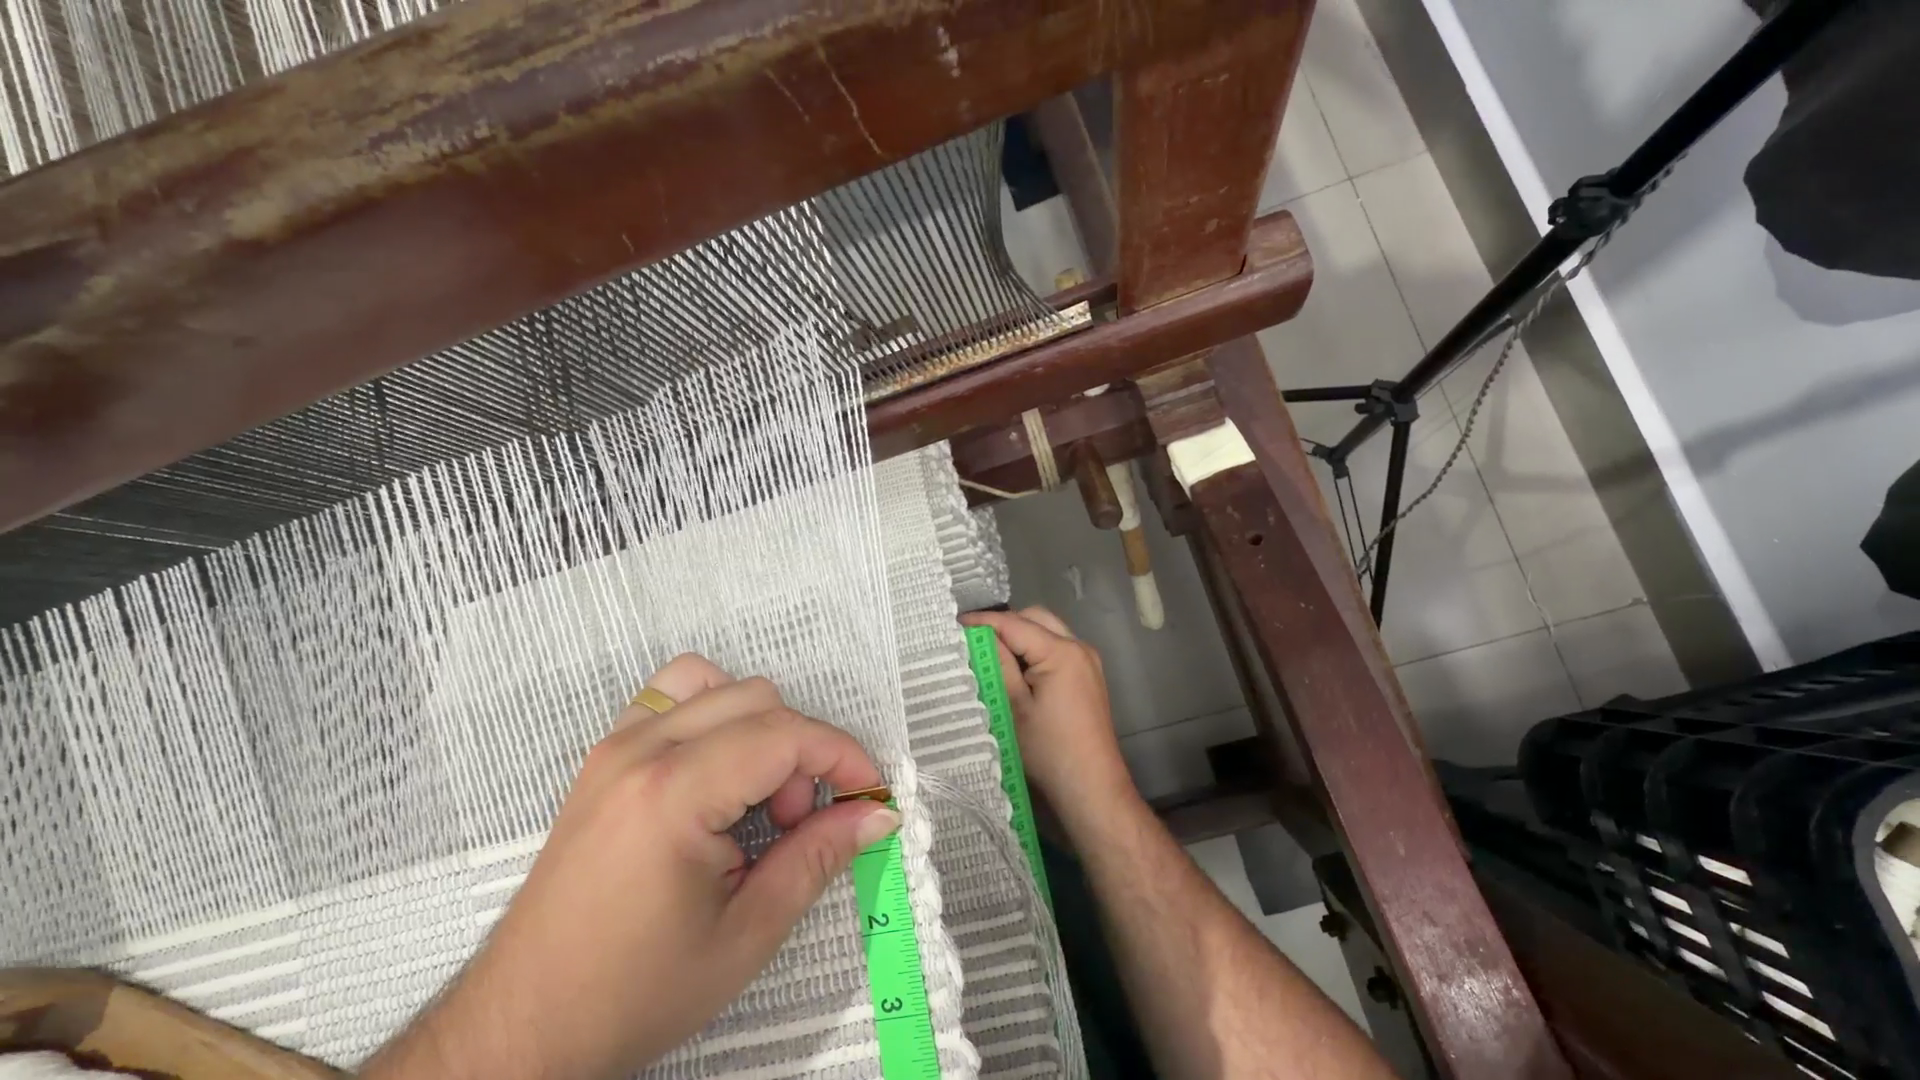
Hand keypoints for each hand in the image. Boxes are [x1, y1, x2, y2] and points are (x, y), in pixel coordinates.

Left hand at [364, 654, 899, 1079]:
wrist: (527, 1023)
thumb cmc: (634, 992)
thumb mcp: (746, 935)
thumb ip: (817, 857)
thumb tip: (875, 814)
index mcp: (672, 793)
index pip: (784, 734)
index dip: (842, 757)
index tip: (871, 795)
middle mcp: (638, 750)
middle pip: (756, 699)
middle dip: (800, 751)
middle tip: (797, 824)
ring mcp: (613, 747)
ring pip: (714, 685)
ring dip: (756, 728)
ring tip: (754, 801)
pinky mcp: (601, 759)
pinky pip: (670, 700)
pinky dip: (712, 719)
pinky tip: (717, 781)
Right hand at [960, 607, 1136, 816]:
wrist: (1091, 786)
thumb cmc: (1049, 750)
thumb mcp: (1014, 707)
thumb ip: (998, 666)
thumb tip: (978, 637)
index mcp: (1061, 652)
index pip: (1014, 623)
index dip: (982, 622)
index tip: (953, 625)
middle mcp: (1079, 647)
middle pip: (1035, 619)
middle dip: (1004, 625)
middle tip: (973, 641)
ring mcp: (1087, 661)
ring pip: (1048, 632)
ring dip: (1020, 637)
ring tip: (990, 655)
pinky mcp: (1088, 676)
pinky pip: (1058, 649)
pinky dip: (1035, 650)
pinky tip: (1015, 671)